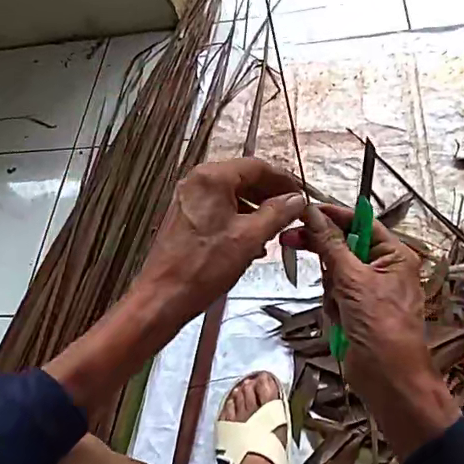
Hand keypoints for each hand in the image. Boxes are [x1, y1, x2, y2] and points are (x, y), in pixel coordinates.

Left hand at [128, 158, 307, 329]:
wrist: (164, 296)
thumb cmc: (200, 268)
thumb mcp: (250, 238)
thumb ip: (277, 213)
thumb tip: (294, 201)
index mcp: (211, 179)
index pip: (256, 167)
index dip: (283, 180)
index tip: (299, 192)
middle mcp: (197, 183)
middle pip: (243, 178)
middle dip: (270, 194)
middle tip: (292, 208)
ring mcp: (189, 199)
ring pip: (232, 194)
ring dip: (256, 208)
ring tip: (276, 226)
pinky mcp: (186, 217)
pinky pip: (219, 208)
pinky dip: (239, 218)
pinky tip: (252, 238)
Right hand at [283, 203, 460, 454]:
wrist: (389, 380)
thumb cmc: (383, 329)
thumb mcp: (353, 279)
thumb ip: (330, 244)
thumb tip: (313, 213)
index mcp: (394, 255)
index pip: (360, 222)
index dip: (332, 215)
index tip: (305, 210)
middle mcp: (383, 269)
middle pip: (343, 246)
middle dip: (323, 252)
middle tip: (292, 239)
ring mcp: (369, 291)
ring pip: (333, 273)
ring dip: (330, 288)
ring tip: (341, 306)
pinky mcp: (356, 311)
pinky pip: (333, 296)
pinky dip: (332, 307)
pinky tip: (342, 321)